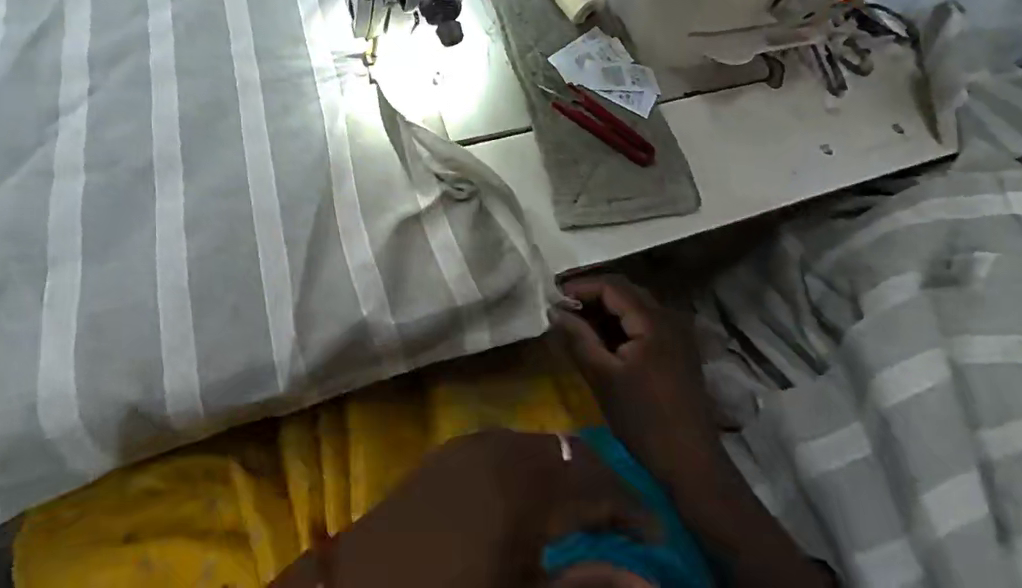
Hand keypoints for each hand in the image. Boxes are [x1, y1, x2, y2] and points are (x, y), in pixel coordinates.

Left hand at [273, 429, 656, 587]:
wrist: (364, 584)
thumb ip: (588, 586)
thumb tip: (648, 581)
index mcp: (523, 481)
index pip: (596, 480)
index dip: (632, 508)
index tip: (658, 540)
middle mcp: (498, 448)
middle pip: (567, 452)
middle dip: (601, 485)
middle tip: (627, 526)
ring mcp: (466, 447)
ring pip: (535, 447)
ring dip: (565, 474)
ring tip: (585, 515)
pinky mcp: (444, 456)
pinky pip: (503, 449)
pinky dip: (531, 470)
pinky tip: (532, 504)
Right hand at [549, 276, 721, 485]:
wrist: (691, 464)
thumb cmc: (643, 419)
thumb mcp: (601, 376)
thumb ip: (577, 337)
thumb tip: (554, 310)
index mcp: (652, 321)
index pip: (610, 286)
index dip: (579, 287)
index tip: (552, 298)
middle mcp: (668, 320)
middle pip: (624, 291)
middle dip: (591, 295)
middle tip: (561, 307)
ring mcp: (676, 336)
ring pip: (634, 307)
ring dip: (604, 310)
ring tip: (575, 323)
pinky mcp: (677, 353)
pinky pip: (644, 324)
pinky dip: (620, 325)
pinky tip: (601, 340)